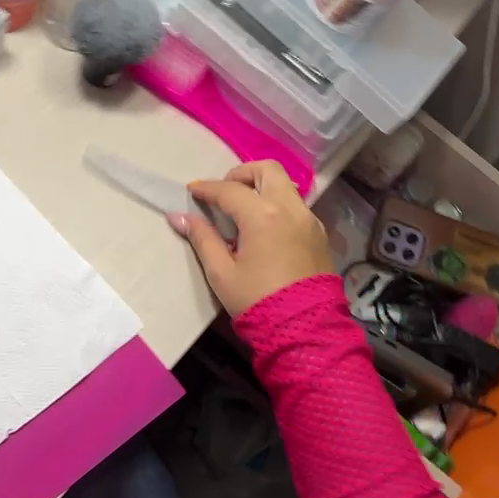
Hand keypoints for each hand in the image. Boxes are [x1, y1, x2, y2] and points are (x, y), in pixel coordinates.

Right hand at [169, 161, 335, 316]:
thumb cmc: (256, 300)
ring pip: (285, 186)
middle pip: (267, 170)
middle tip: (224, 191)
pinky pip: (296, 206)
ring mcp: (308, 219)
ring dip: (262, 187)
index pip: (230, 190)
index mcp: (263, 215)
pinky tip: (264, 228)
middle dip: (242, 174)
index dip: (208, 189)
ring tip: (243, 209)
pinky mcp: (318, 234)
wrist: (303, 327)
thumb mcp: (221, 273)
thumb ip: (202, 239)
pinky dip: (277, 204)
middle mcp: (290, 208)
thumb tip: (180, 217)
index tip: (192, 191)